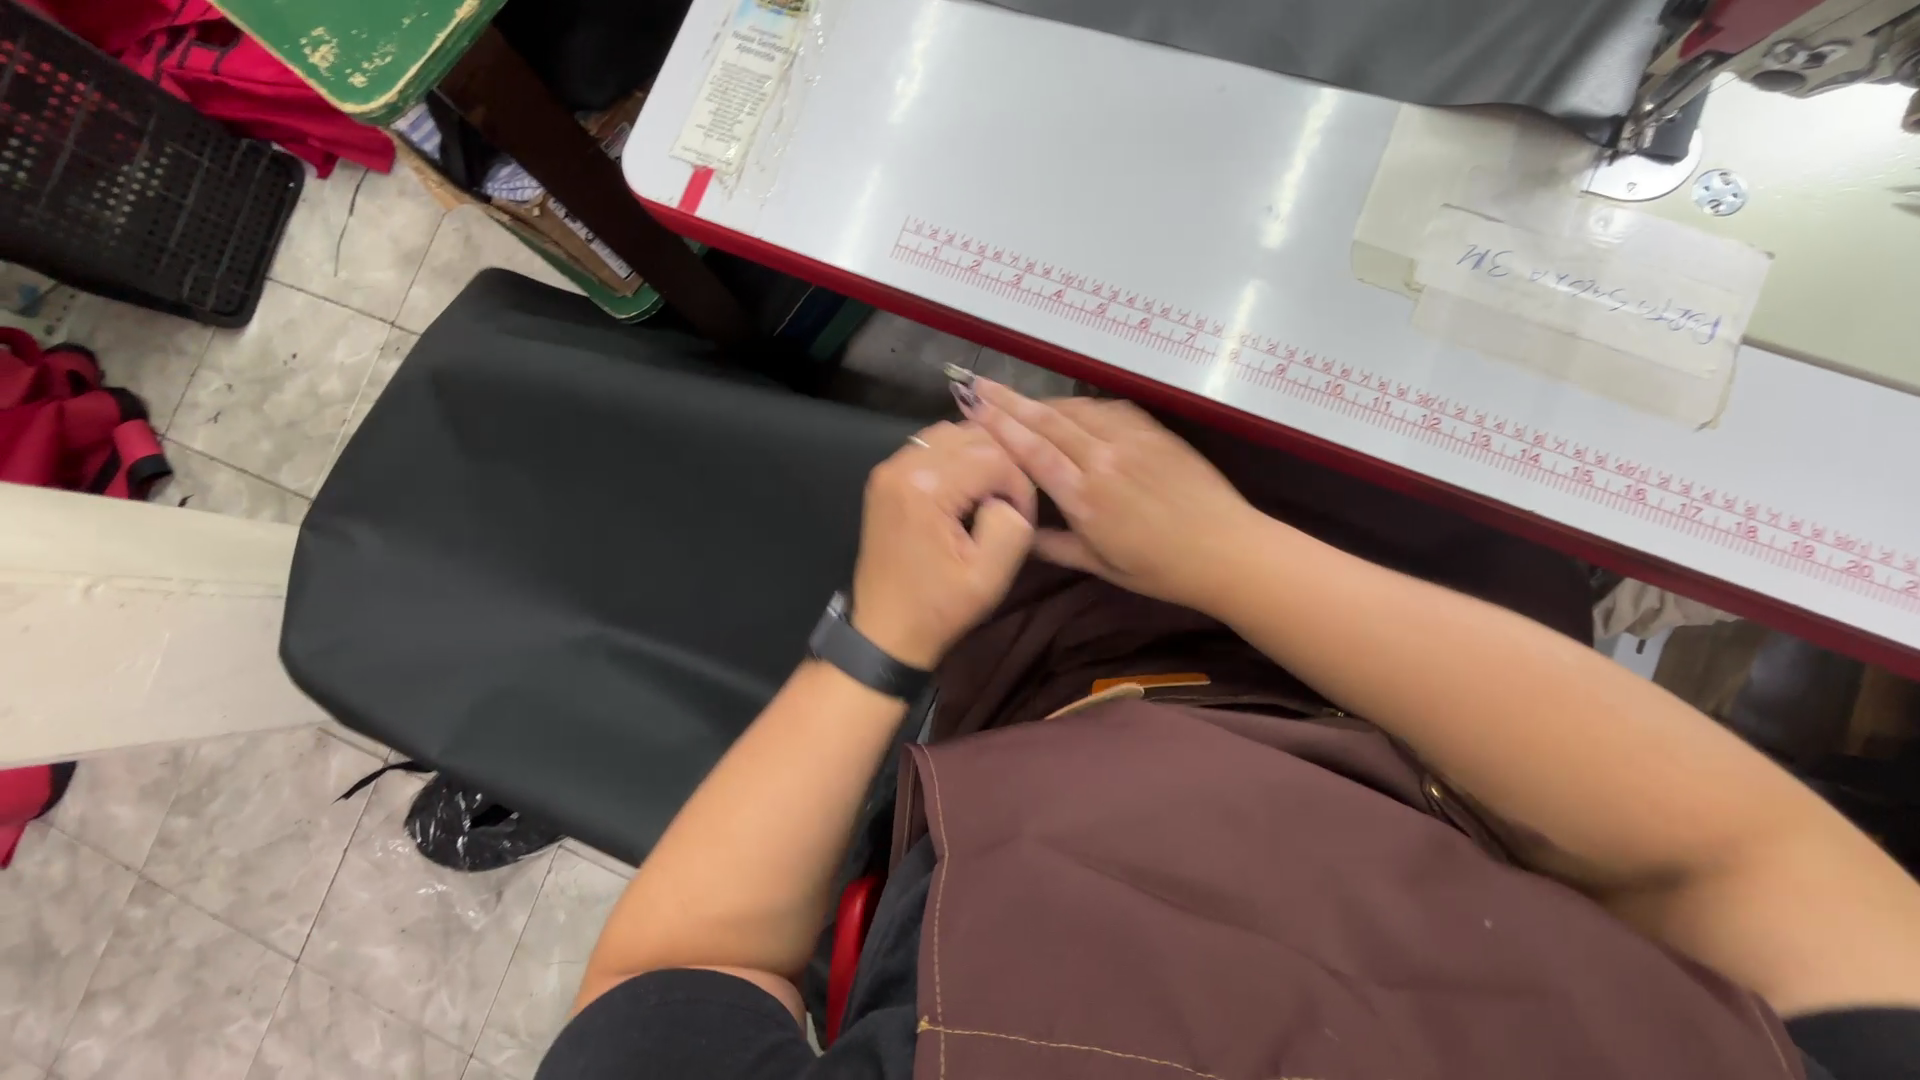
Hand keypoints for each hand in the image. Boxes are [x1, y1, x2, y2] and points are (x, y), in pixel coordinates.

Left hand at [850, 422, 1037, 669]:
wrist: (885, 632)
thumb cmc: (938, 608)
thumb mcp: (989, 576)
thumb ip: (1012, 526)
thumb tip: (1008, 498)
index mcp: (925, 488)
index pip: (994, 457)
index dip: (1019, 485)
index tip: (1023, 519)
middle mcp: (902, 466)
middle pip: (973, 435)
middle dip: (1002, 464)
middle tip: (1011, 504)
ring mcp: (888, 469)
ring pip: (951, 434)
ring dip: (979, 456)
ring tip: (991, 494)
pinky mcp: (885, 478)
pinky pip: (930, 447)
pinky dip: (955, 459)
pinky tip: (966, 491)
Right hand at [960, 378, 1263, 612]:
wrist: (1227, 550)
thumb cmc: (1161, 570)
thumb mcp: (1103, 567)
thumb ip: (1056, 547)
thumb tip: (1019, 534)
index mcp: (1085, 498)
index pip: (1032, 452)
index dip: (999, 427)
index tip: (973, 408)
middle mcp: (1103, 461)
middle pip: (1047, 421)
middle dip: (1008, 401)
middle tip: (978, 384)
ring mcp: (1132, 442)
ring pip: (1077, 410)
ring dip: (1043, 401)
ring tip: (1017, 396)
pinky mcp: (1155, 433)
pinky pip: (1111, 409)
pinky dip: (1084, 405)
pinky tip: (1072, 406)